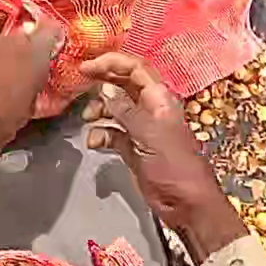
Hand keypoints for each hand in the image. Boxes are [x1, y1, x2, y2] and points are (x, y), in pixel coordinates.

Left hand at [0, 22, 62, 145]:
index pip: (51, 33)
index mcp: (37, 57)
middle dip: (16, 51)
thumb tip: (29, 82)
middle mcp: (18, 41)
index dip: (47, 38)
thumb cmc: (0, 121)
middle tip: (7, 70)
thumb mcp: (26, 107)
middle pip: (21, 38)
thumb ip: (31, 87)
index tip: (42, 47)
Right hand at [81, 53, 248, 261]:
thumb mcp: (148, 132)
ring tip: (86, 116)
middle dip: (102, 81)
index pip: (135, 68)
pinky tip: (93, 142)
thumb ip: (124, 110)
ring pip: (116, 108)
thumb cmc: (172, 163)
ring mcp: (141, 128)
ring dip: (100, 109)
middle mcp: (149, 107)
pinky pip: (113, 132)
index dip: (111, 62)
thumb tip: (104, 88)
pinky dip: (102, 134)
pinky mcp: (134, 147)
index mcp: (159, 97)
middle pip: (123, 84)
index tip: (87, 67)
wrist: (186, 203)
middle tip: (79, 81)